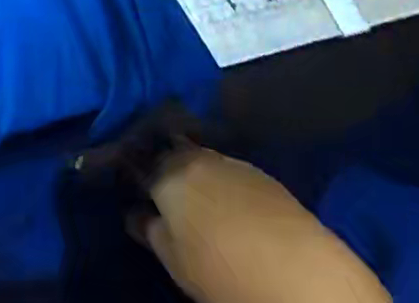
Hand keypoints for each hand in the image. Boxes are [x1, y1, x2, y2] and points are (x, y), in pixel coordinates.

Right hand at [138, 147, 389, 302]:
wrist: (295, 267)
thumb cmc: (221, 269)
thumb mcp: (175, 261)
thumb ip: (151, 231)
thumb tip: (133, 213)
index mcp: (168, 176)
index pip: (139, 163)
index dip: (130, 168)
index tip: (123, 173)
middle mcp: (195, 157)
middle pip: (169, 150)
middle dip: (159, 158)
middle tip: (152, 177)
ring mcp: (229, 160)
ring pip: (198, 154)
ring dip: (188, 164)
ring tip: (185, 186)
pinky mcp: (256, 170)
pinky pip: (223, 165)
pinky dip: (213, 174)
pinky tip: (218, 193)